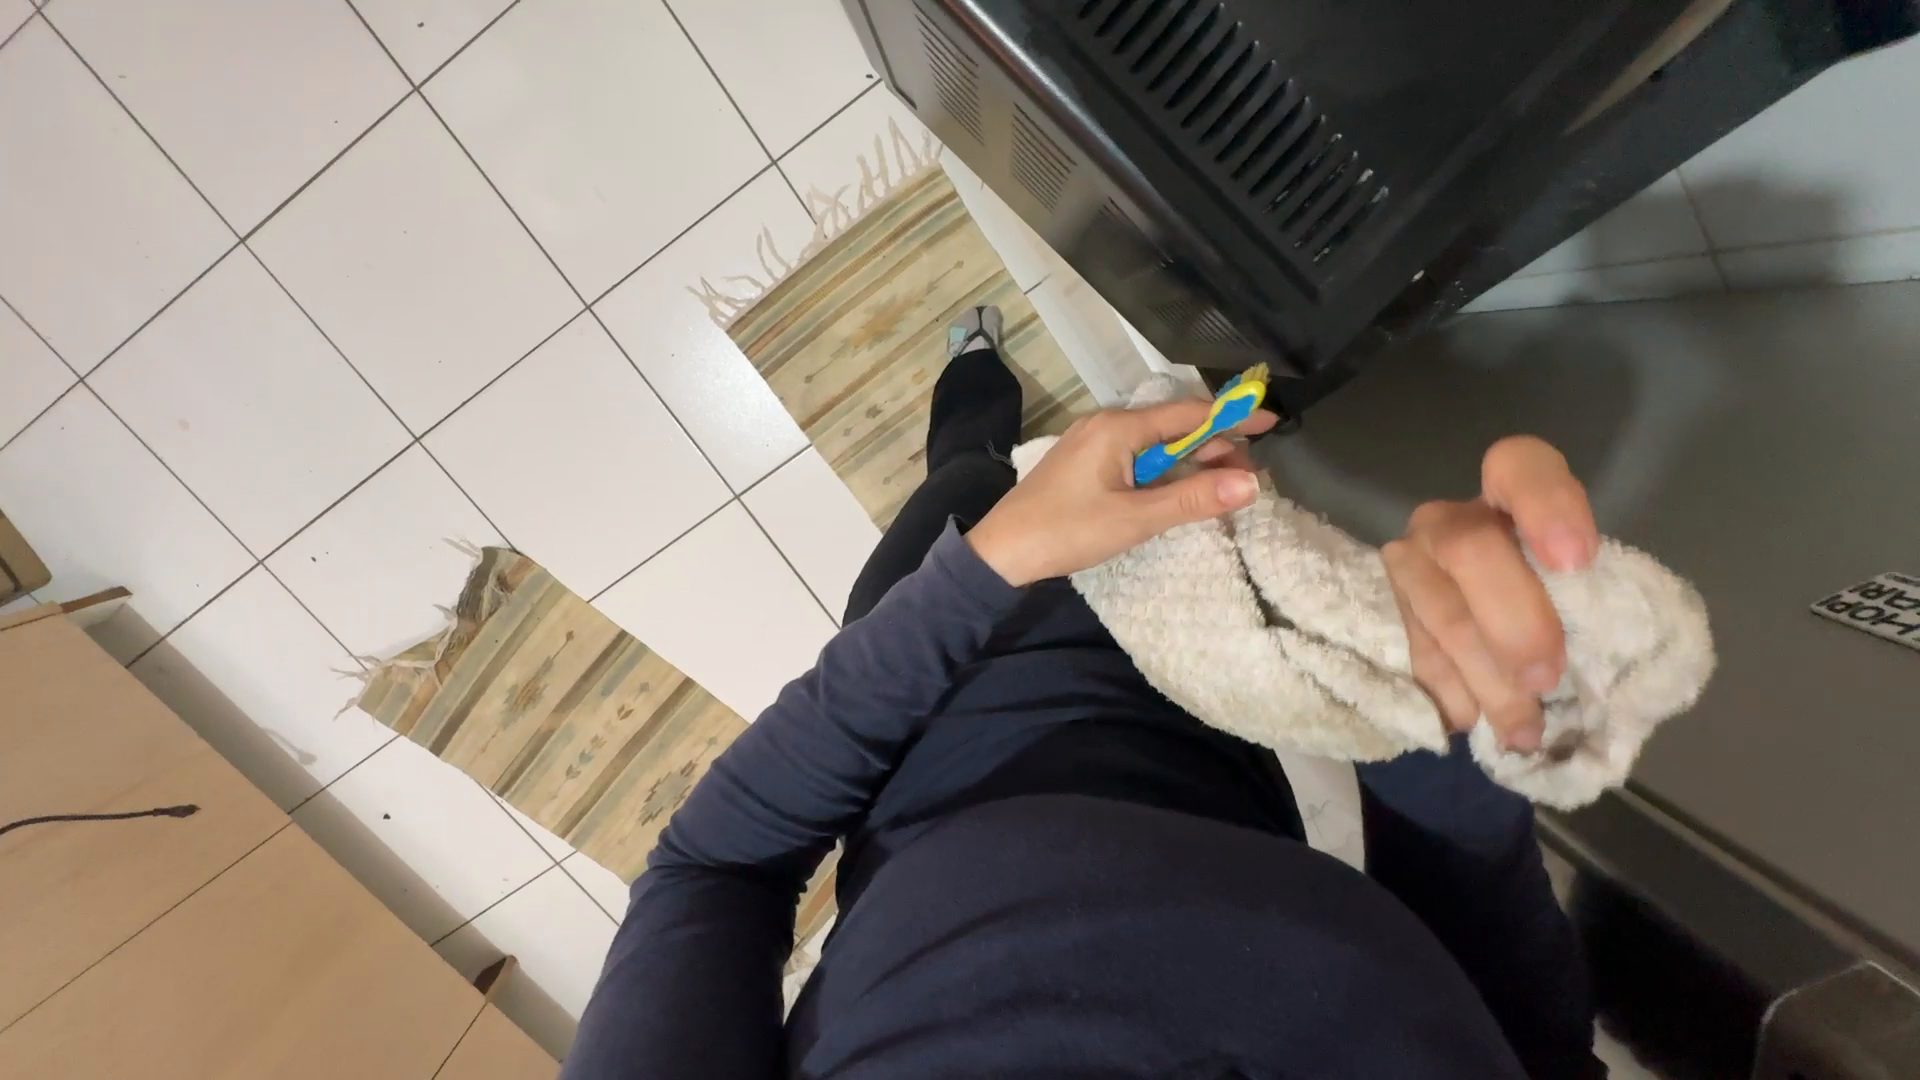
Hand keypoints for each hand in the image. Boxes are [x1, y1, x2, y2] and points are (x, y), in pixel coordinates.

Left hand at [966, 400, 1278, 586]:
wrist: (1001, 551)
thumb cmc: (1066, 531)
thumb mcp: (1134, 518)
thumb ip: (1191, 499)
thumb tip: (1251, 484)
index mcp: (1117, 428)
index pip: (1187, 414)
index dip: (1232, 418)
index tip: (1270, 422)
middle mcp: (1104, 425)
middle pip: (1172, 426)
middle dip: (1213, 446)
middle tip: (1247, 475)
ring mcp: (1090, 443)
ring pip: (1153, 443)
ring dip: (1188, 461)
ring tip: (1220, 485)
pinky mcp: (1083, 463)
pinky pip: (1134, 456)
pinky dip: (1162, 470)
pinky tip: (1176, 490)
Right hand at [1382, 436, 1598, 751]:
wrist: (1485, 615)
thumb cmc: (1557, 596)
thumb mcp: (1585, 583)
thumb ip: (1593, 599)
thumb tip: (1601, 671)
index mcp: (1507, 494)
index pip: (1518, 466)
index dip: (1546, 505)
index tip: (1575, 562)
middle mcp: (1446, 520)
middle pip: (1468, 549)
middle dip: (1512, 621)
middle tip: (1546, 679)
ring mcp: (1407, 562)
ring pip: (1438, 610)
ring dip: (1482, 676)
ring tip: (1521, 728)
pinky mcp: (1387, 607)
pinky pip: (1413, 647)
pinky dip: (1445, 690)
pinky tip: (1470, 719)